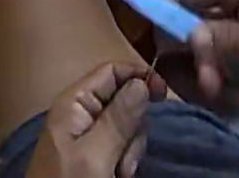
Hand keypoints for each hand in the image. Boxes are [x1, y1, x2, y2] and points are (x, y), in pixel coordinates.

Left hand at [25, 62, 165, 177]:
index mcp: (74, 102)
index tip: (164, 92)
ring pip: (126, 126)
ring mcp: (88, 137)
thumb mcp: (94, 157)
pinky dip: (124, 162)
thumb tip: (142, 81)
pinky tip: (118, 177)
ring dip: (130, 151)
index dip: (138, 75)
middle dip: (133, 128)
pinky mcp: (95, 157)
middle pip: (123, 99)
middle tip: (125, 160)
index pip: (111, 71)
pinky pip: (121, 147)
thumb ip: (118, 119)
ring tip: (119, 174)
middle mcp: (82, 113)